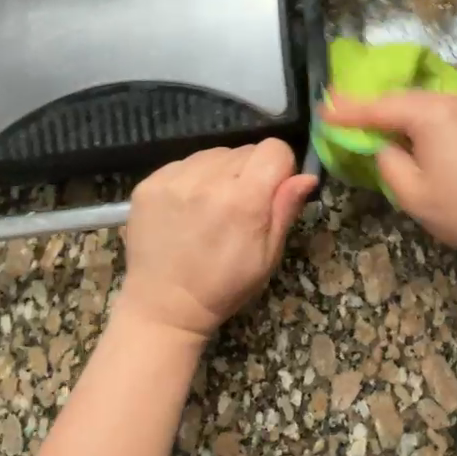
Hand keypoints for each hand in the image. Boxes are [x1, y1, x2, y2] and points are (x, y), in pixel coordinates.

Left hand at [118, 139, 318, 339]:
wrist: (164, 307)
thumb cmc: (224, 286)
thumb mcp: (268, 255)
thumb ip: (286, 209)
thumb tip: (307, 176)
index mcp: (244, 200)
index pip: (274, 149)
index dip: (280, 168)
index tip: (272, 191)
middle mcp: (208, 180)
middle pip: (245, 150)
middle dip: (251, 172)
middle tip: (241, 206)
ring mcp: (174, 180)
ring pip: (215, 153)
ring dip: (221, 172)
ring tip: (212, 206)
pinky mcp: (149, 183)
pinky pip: (185, 163)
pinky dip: (193, 178)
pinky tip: (189, 206)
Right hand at [321, 93, 456, 258]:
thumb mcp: (411, 192)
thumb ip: (386, 160)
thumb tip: (382, 144)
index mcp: (432, 114)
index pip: (379, 107)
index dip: (348, 110)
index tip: (322, 109)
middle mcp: (451, 100)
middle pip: (400, 98)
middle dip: (369, 106)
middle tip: (336, 109)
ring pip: (418, 102)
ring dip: (391, 110)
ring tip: (360, 117)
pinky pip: (435, 109)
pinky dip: (413, 116)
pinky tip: (397, 124)